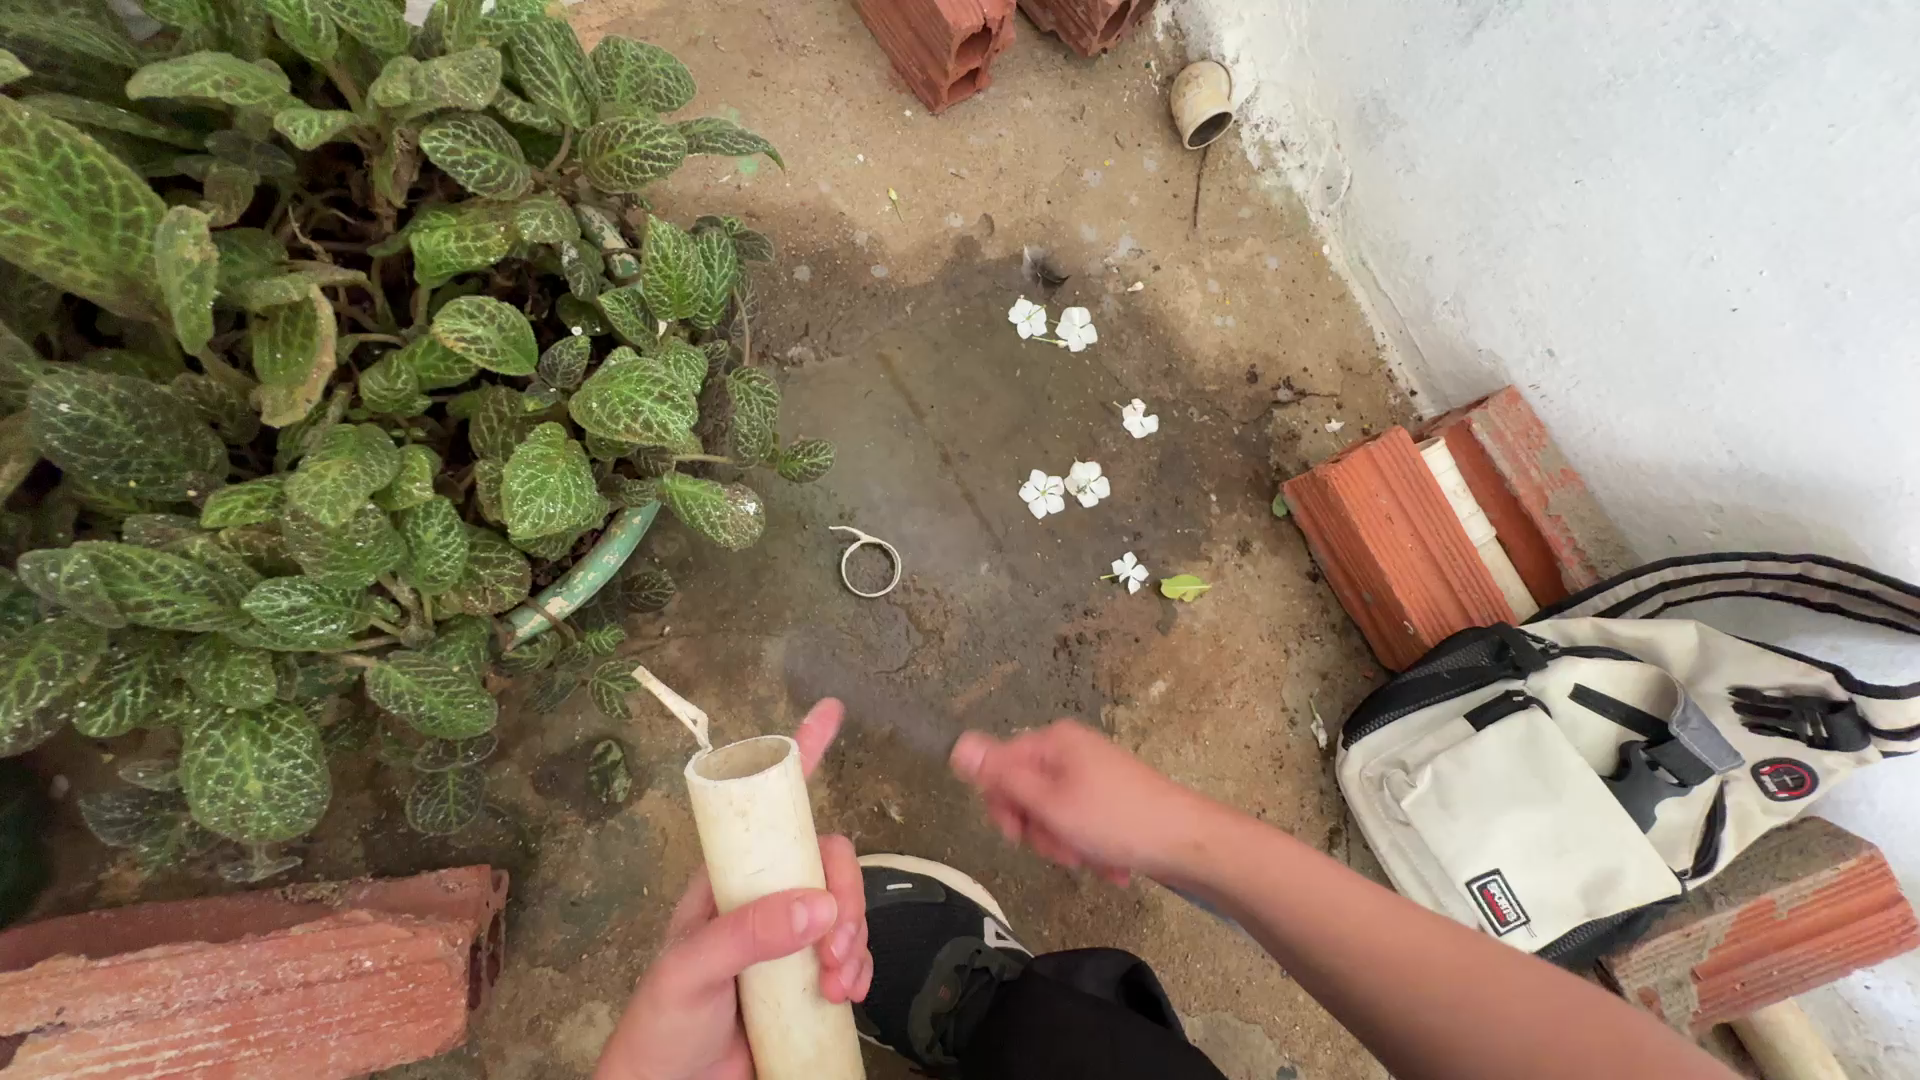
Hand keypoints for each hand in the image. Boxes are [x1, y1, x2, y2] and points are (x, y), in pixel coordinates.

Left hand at [596, 699, 870, 1079]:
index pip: (769, 803)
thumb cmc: (662, 1025)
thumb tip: (818, 909)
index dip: (801, 754)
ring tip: (838, 982)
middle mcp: (768, 892)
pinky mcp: (813, 972)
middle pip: (829, 855)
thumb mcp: (691, 971)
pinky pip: (855, 949)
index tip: (829, 713)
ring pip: (848, 902)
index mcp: (733, 873)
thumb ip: (748, 934)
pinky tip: (848, 993)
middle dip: (846, 893)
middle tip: (837, 946)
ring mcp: (793, 933)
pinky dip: (862, 967)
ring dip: (856, 936)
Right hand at [950, 719, 1223, 884]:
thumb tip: (958, 744)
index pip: (1000, 766)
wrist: (1188, 842)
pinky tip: (1108, 862)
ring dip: (1064, 843)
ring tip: (1089, 858)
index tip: (1018, 833)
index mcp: (1054, 741)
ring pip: (1052, 813)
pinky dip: (1088, 845)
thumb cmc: (1114, 820)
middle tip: (1060, 849)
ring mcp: (1092, 773)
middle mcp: (1071, 749)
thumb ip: (1001, 778)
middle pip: (1026, 791)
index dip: (1003, 804)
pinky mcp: (1110, 798)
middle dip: (1039, 829)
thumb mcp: (1049, 803)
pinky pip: (1080, 821)